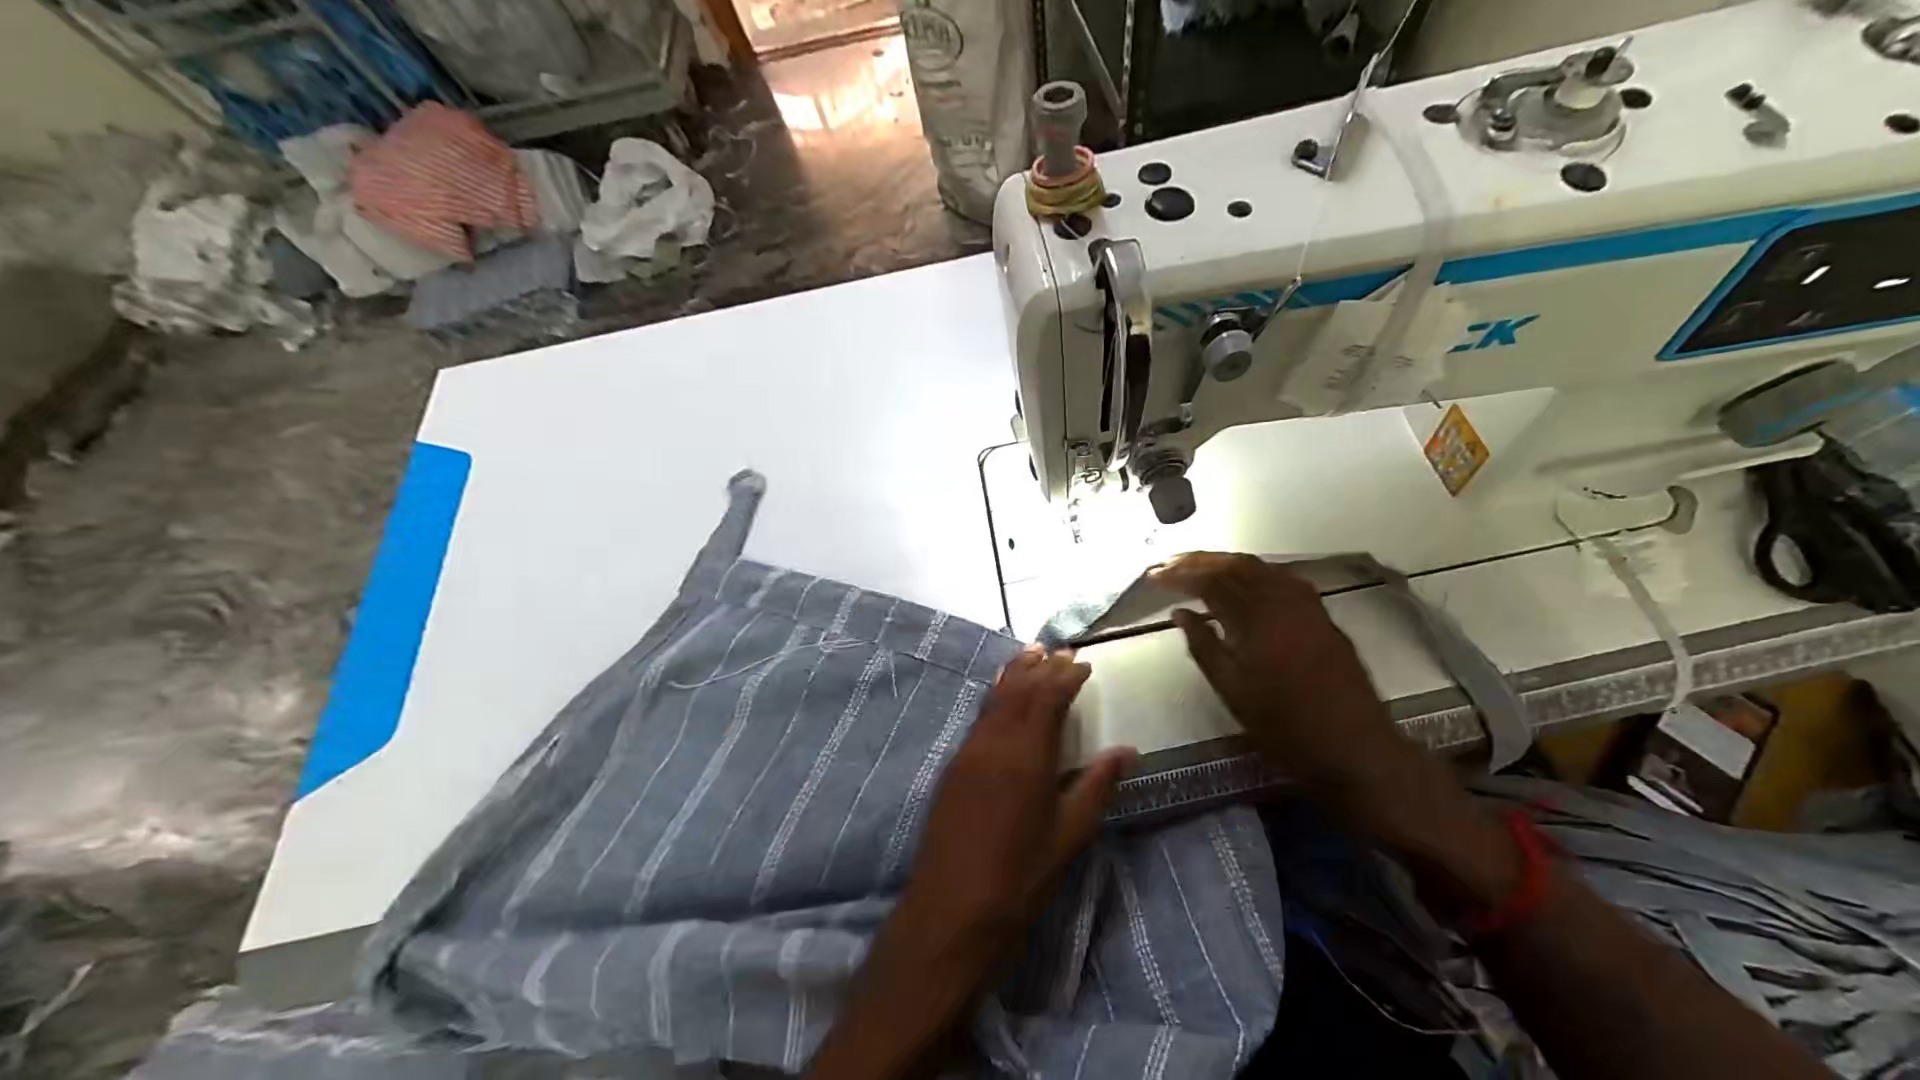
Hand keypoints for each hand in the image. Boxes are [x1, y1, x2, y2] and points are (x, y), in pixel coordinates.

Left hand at [805, 649, 1133, 1079]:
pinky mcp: (953, 765)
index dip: (1066, 677)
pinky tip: (1000, 695)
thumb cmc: (1021, 874)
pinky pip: (979, 716)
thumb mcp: (1070, 834)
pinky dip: (995, 696)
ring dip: (1014, 675)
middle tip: (1060, 650)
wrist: (954, 906)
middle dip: (1041, 667)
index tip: (1084, 663)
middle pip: (1018, 690)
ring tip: (1031, 655)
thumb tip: (1127, 750)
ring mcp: (969, 751)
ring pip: (994, 698)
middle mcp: (994, 742)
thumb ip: (1096, 785)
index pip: (1048, 698)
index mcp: (1027, 755)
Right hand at [1152, 552, 1400, 794]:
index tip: (1154, 576)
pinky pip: (1283, 579)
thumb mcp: (1232, 691)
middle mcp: (1284, 602)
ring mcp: (1308, 606)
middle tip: (1170, 564)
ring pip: (1263, 568)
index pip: (1212, 581)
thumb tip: (1181, 612)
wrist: (1355, 748)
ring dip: (1227, 563)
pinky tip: (1244, 583)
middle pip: (1237, 565)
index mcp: (1257, 620)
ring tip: (1199, 568)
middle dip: (1200, 561)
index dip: (1180, 574)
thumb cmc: (1285, 727)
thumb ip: (1203, 646)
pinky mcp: (1322, 617)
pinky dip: (1255, 573)